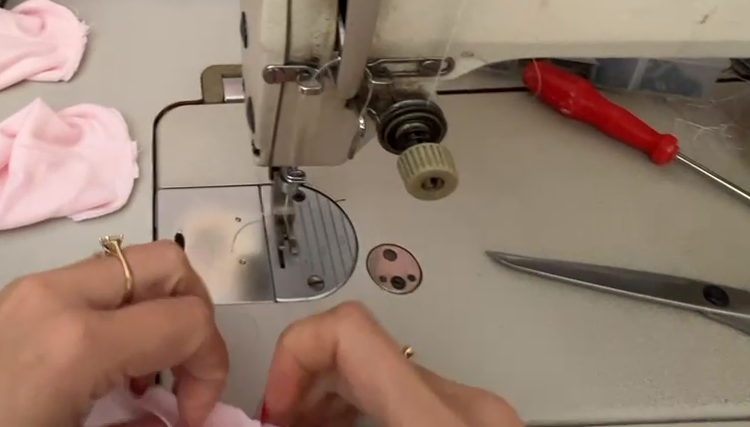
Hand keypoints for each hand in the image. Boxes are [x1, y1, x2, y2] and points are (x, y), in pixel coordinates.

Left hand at [0, 241, 226, 426]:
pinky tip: (100, 369)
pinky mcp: (11, 293)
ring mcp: (32, 285)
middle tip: (183, 379)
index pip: (186, 320)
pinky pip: (89, 282)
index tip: (193, 416)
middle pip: (166, 262)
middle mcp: (60, 293)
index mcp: (77, 341)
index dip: (212, 368)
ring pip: (128, 266)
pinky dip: (118, 311)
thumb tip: (171, 420)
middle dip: (194, 315)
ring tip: (142, 381)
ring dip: (155, 311)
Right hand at [260, 303, 521, 426]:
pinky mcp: (480, 424)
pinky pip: (405, 393)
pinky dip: (361, 404)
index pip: (349, 331)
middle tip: (274, 419)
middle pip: (358, 345)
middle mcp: (466, 403)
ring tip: (296, 426)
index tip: (271, 403)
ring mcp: (478, 411)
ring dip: (328, 391)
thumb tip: (270, 419)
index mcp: (441, 418)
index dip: (293, 353)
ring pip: (381, 368)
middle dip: (302, 376)